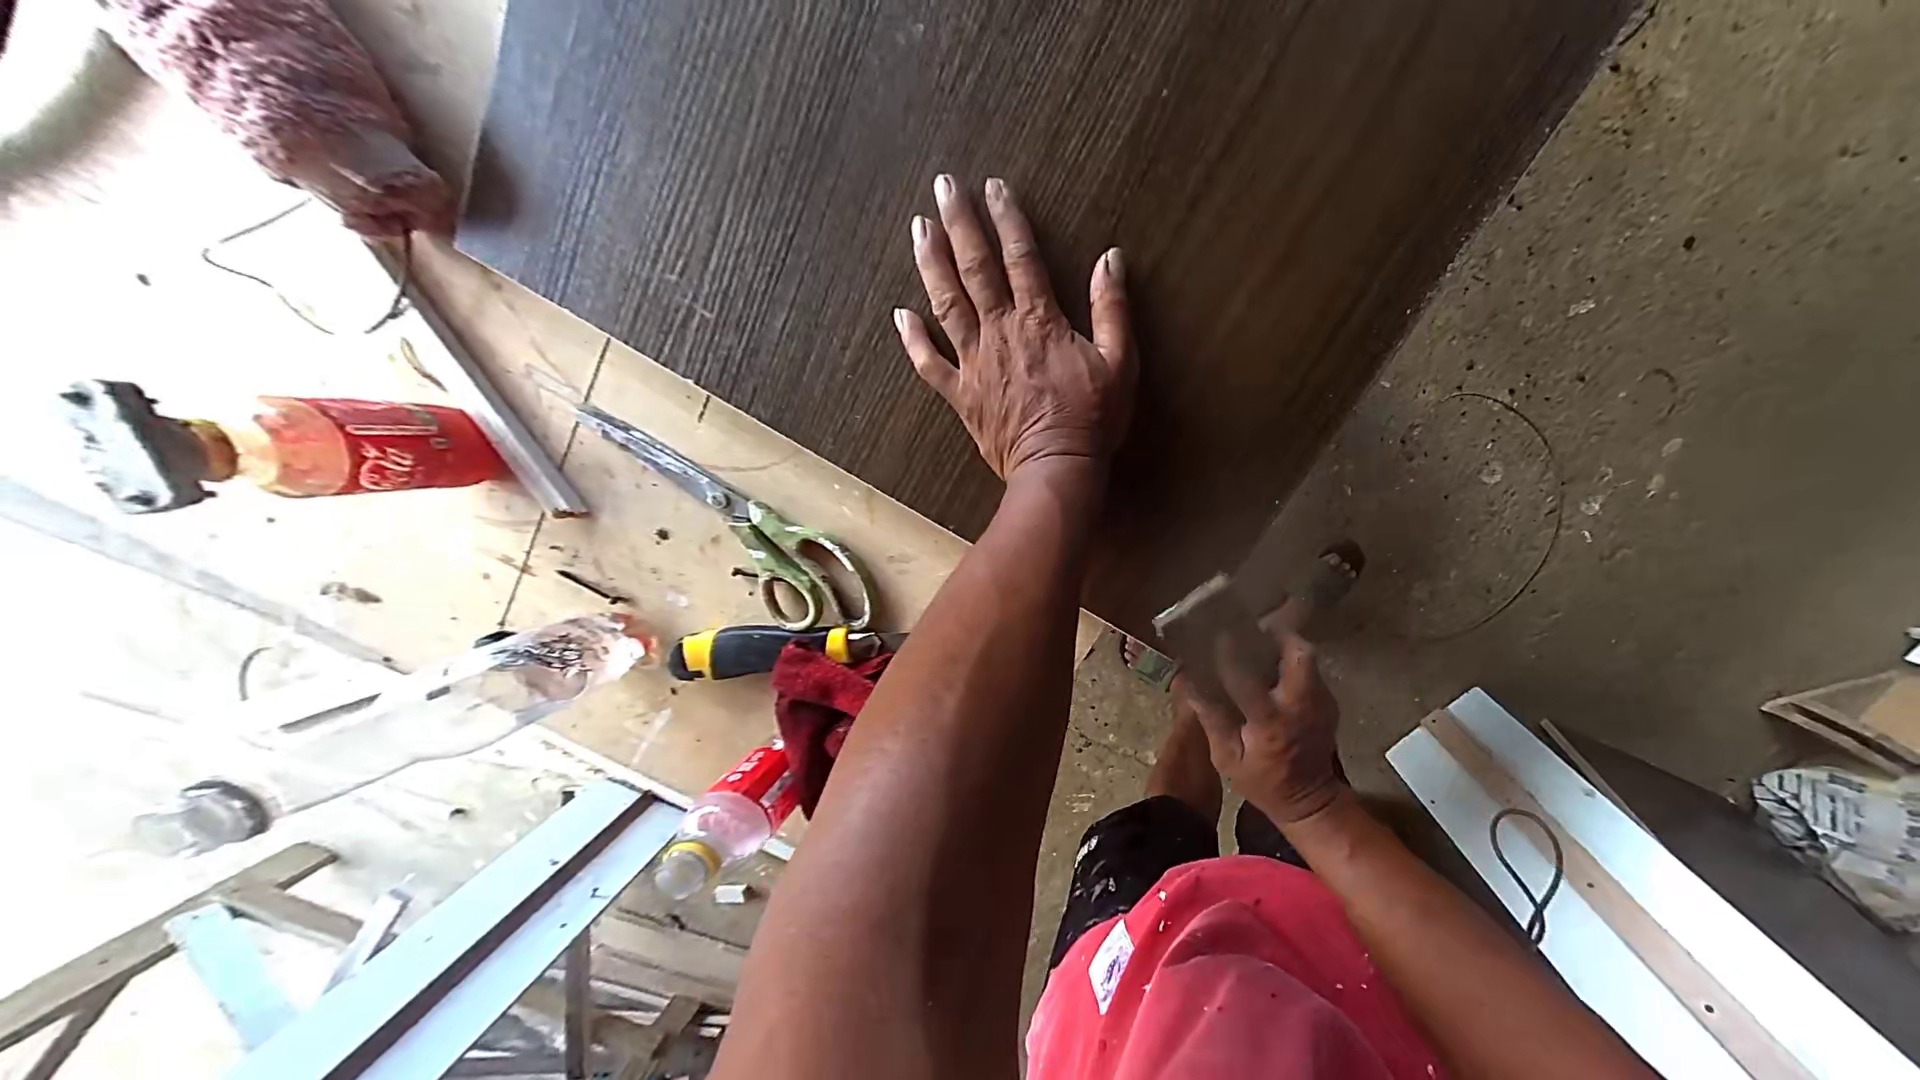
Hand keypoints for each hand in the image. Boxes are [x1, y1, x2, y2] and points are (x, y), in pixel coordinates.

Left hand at [893, 175, 1135, 480]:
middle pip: (975, 269)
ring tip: (918, 229)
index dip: (1007, 218)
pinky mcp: (961, 394)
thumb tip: (1111, 258)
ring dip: (930, 264)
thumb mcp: (1119, 361)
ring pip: (946, 304)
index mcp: (1039, 321)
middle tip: (942, 187)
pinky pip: (930, 364)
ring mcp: (975, 363)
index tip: (993, 187)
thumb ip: (1112, 308)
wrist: (1056, 466)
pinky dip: (913, 339)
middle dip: (958, 224)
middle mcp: (1000, 333)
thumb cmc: (1091, 418)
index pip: (1021, 257)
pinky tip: (900, 314)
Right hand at [1178, 631, 1345, 824]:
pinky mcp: (1329, 703)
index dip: (1228, 653)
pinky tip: (1271, 669)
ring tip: (1260, 645)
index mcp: (1270, 722)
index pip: (1246, 677)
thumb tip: (1188, 682)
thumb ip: (1210, 719)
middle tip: (1251, 632)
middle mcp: (1301, 706)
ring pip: (1308, 657)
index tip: (1214, 635)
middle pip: (1298, 654)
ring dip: (1284, 646)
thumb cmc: (1262, 782)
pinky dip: (1291, 662)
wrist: (1311, 802)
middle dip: (1275, 636)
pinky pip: (1310, 670)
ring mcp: (1321, 703)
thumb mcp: (1227, 758)